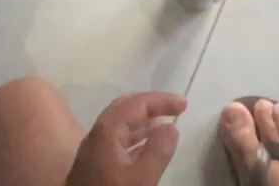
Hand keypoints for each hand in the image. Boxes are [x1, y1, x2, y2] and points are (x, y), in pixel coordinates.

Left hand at [65, 92, 186, 185]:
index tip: (183, 104)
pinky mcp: (94, 162)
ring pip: (121, 122)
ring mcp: (94, 147)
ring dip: (144, 120)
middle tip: (174, 108)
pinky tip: (148, 146)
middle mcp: (98, 132)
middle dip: (151, 104)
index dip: (161, 100)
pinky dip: (136, 136)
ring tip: (166, 124)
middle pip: (127, 106)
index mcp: (107, 130)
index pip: (137, 103)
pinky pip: (118, 138)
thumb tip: (171, 126)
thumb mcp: (140, 181)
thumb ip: (157, 152)